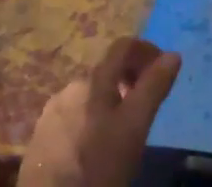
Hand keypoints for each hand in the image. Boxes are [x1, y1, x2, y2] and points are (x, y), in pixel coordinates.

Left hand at [18, 37, 181, 186]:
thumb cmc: (99, 164)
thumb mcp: (136, 126)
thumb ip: (154, 86)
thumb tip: (172, 55)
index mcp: (92, 81)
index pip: (123, 46)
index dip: (148, 50)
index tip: (163, 72)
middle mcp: (67, 89)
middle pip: (107, 72)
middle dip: (130, 80)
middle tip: (146, 106)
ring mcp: (50, 115)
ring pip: (90, 96)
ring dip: (111, 102)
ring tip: (122, 131)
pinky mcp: (39, 139)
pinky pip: (73, 116)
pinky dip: (91, 120)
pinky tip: (95, 147)